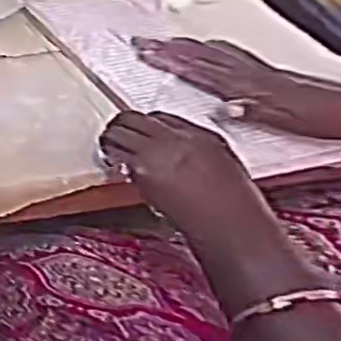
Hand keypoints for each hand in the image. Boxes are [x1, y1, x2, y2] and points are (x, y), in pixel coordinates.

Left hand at [99, 111, 270, 244]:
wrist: (232, 223)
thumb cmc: (232, 203)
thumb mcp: (221, 165)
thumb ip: (190, 151)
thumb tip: (161, 147)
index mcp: (204, 137)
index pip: (160, 117)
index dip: (143, 124)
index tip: (136, 131)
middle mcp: (180, 139)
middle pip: (133, 118)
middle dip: (119, 125)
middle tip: (114, 136)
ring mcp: (160, 150)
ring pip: (116, 131)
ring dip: (108, 139)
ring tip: (109, 149)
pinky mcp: (142, 166)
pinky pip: (114, 152)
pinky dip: (109, 156)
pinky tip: (114, 164)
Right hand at [133, 37, 340, 140]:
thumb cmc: (330, 120)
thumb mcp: (287, 123)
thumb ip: (251, 112)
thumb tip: (223, 107)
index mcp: (252, 86)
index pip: (201, 71)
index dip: (170, 61)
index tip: (143, 53)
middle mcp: (255, 74)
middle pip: (205, 55)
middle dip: (169, 48)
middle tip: (142, 42)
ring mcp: (264, 71)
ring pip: (218, 52)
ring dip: (187, 45)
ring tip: (165, 41)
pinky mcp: (273, 73)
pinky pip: (235, 55)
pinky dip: (214, 48)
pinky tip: (210, 48)